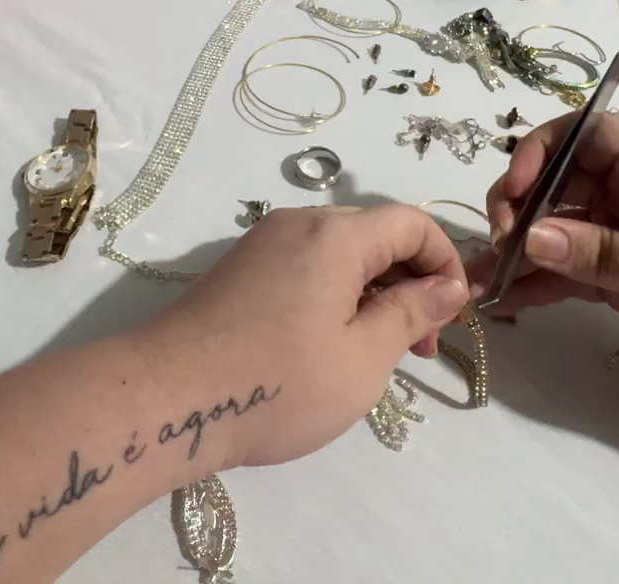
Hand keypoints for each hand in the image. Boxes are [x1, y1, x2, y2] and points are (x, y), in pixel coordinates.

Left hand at [134, 204, 466, 469]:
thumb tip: (446, 286)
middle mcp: (297, 222)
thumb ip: (410, 313)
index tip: (452, 317)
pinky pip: (305, 264)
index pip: (410, 222)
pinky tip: (329, 343)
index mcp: (334, 234)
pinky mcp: (241, 267)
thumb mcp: (361, 358)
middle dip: (410, 281)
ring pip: (339, 252)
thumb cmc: (277, 383)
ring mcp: (263, 242)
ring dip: (372, 291)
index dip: (445, 262)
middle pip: (374, 233)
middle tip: (419, 347)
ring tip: (377, 352)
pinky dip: (334, 293)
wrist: (167, 397)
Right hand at [471, 113, 618, 424]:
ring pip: (565, 234)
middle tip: (496, 248)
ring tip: (481, 282)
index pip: (590, 136)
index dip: (541, 151)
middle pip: (565, 185)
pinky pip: (580, 275)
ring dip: (523, 252)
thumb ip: (611, 257)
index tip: (513, 193)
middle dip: (522, 208)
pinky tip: (510, 302)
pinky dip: (545, 286)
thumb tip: (530, 233)